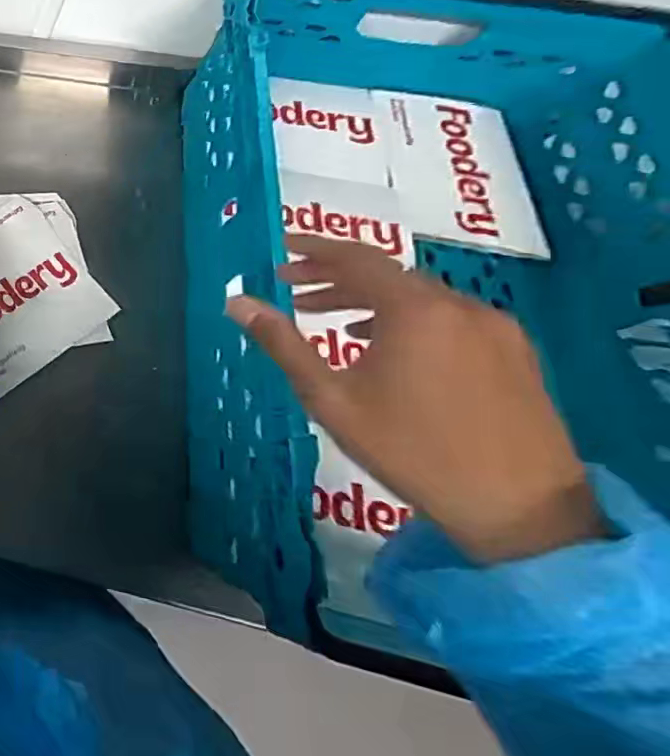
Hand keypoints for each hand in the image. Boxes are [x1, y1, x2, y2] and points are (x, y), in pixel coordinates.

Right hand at [226, 233, 603, 563]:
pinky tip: (375, 341)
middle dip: (334, 275)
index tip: (280, 248)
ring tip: (322, 315)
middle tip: (289, 285)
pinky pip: (446, 317)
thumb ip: (282, 342)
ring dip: (366, 297)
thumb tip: (237, 302)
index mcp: (416, 312)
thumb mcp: (328, 396)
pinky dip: (401, 316)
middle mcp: (462, 309)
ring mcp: (496, 331)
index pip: (358, 260)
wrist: (519, 507)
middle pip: (388, 275)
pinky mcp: (513, 355)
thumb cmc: (407, 447)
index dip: (314, 249)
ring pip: (418, 296)